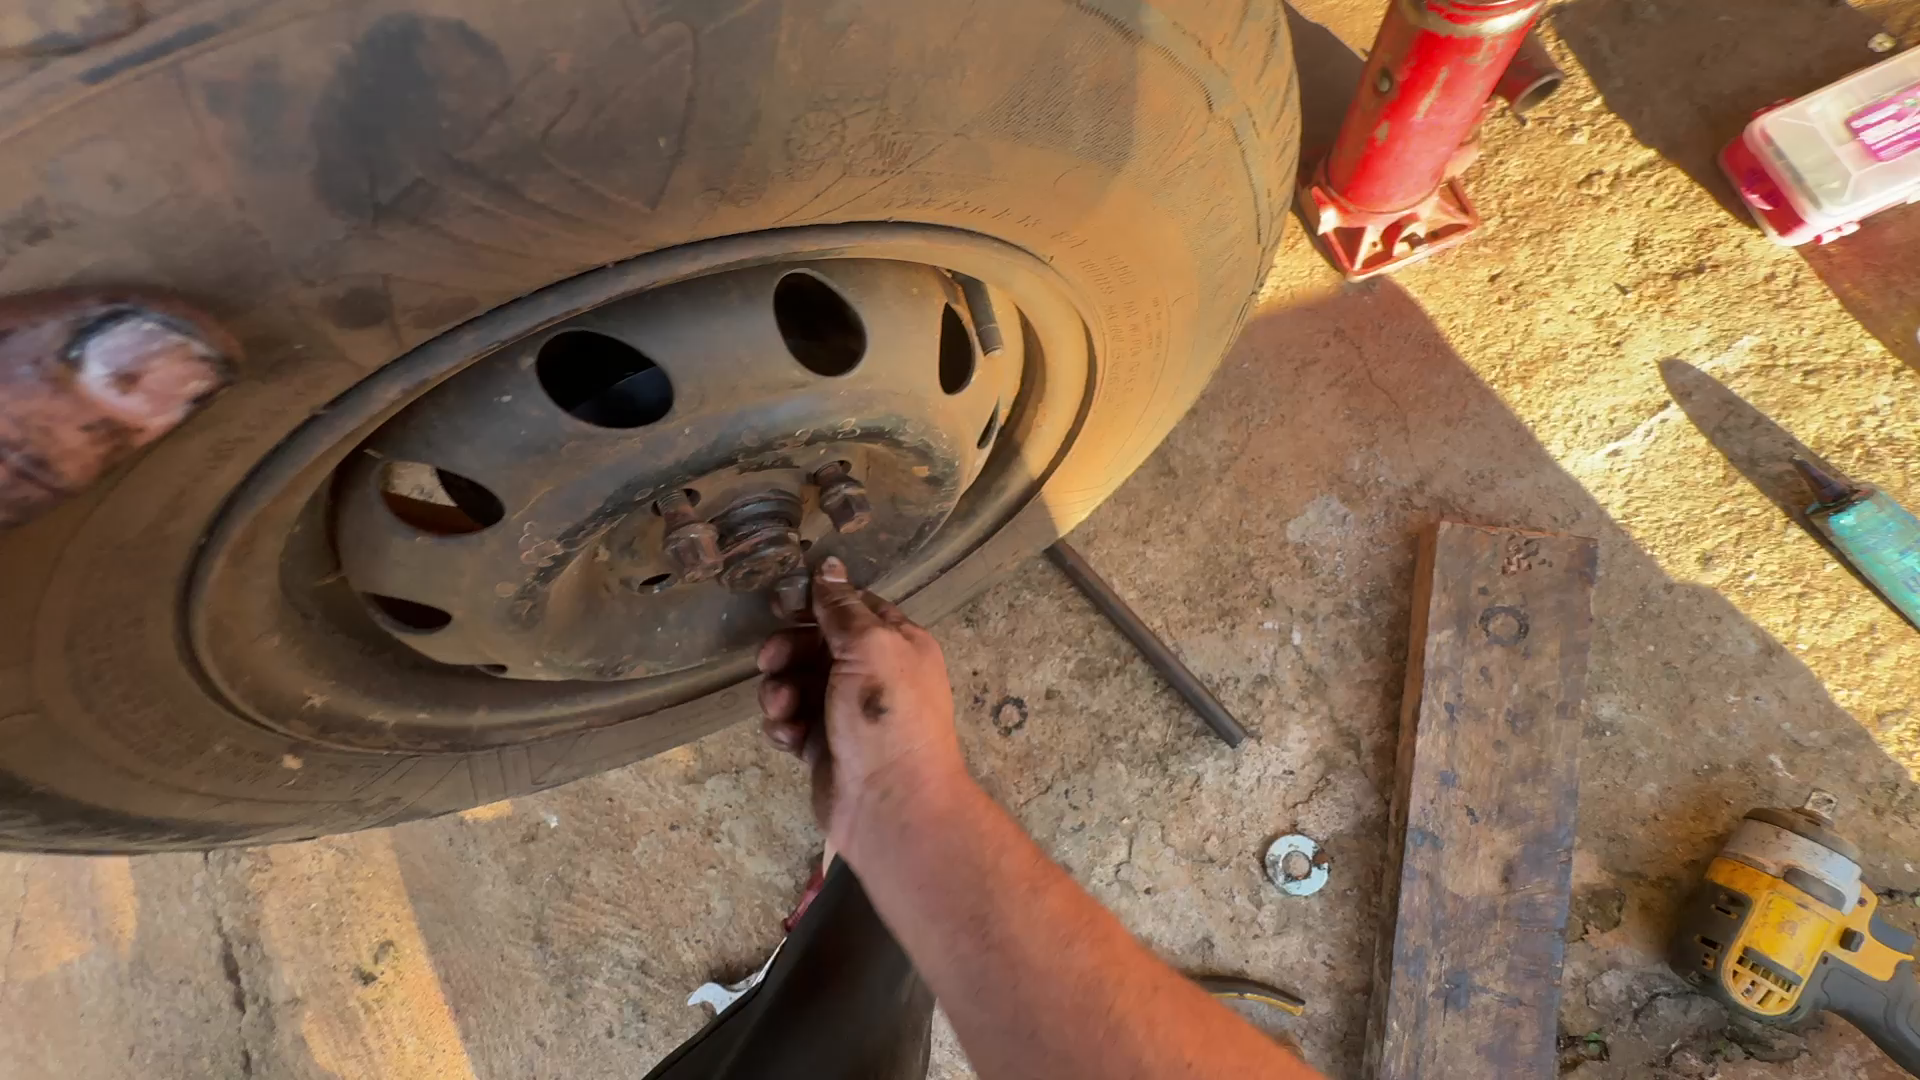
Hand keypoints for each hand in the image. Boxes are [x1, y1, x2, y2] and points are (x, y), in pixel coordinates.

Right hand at [756, 556, 968, 860]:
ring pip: (799, 682)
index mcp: (898, 642)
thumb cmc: (885, 715)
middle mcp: (875, 671)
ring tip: (781, 710)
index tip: (784, 605)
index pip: (854, 607)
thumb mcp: (869, 648)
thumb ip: (844, 608)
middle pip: (818, 644)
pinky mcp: (825, 743)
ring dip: (781, 691)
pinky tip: (787, 737)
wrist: (890, 804)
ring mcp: (848, 710)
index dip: (818, 604)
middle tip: (769, 661)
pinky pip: (795, 719)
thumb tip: (830, 565)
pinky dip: (785, 724)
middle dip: (789, 650)